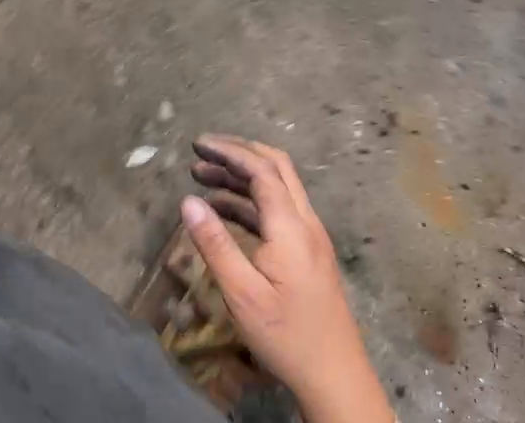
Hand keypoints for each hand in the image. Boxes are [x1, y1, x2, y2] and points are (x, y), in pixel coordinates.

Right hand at [183, 137, 392, 422]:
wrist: (336, 379)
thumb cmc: (286, 336)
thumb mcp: (242, 293)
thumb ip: (215, 243)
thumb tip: (187, 200)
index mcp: (292, 228)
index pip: (261, 171)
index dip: (229, 151)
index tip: (197, 145)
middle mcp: (307, 225)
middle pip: (277, 168)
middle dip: (238, 152)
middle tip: (201, 151)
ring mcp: (311, 239)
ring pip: (278, 188)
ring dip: (241, 176)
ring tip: (201, 177)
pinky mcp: (309, 254)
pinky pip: (278, 210)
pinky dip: (249, 200)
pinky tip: (221, 211)